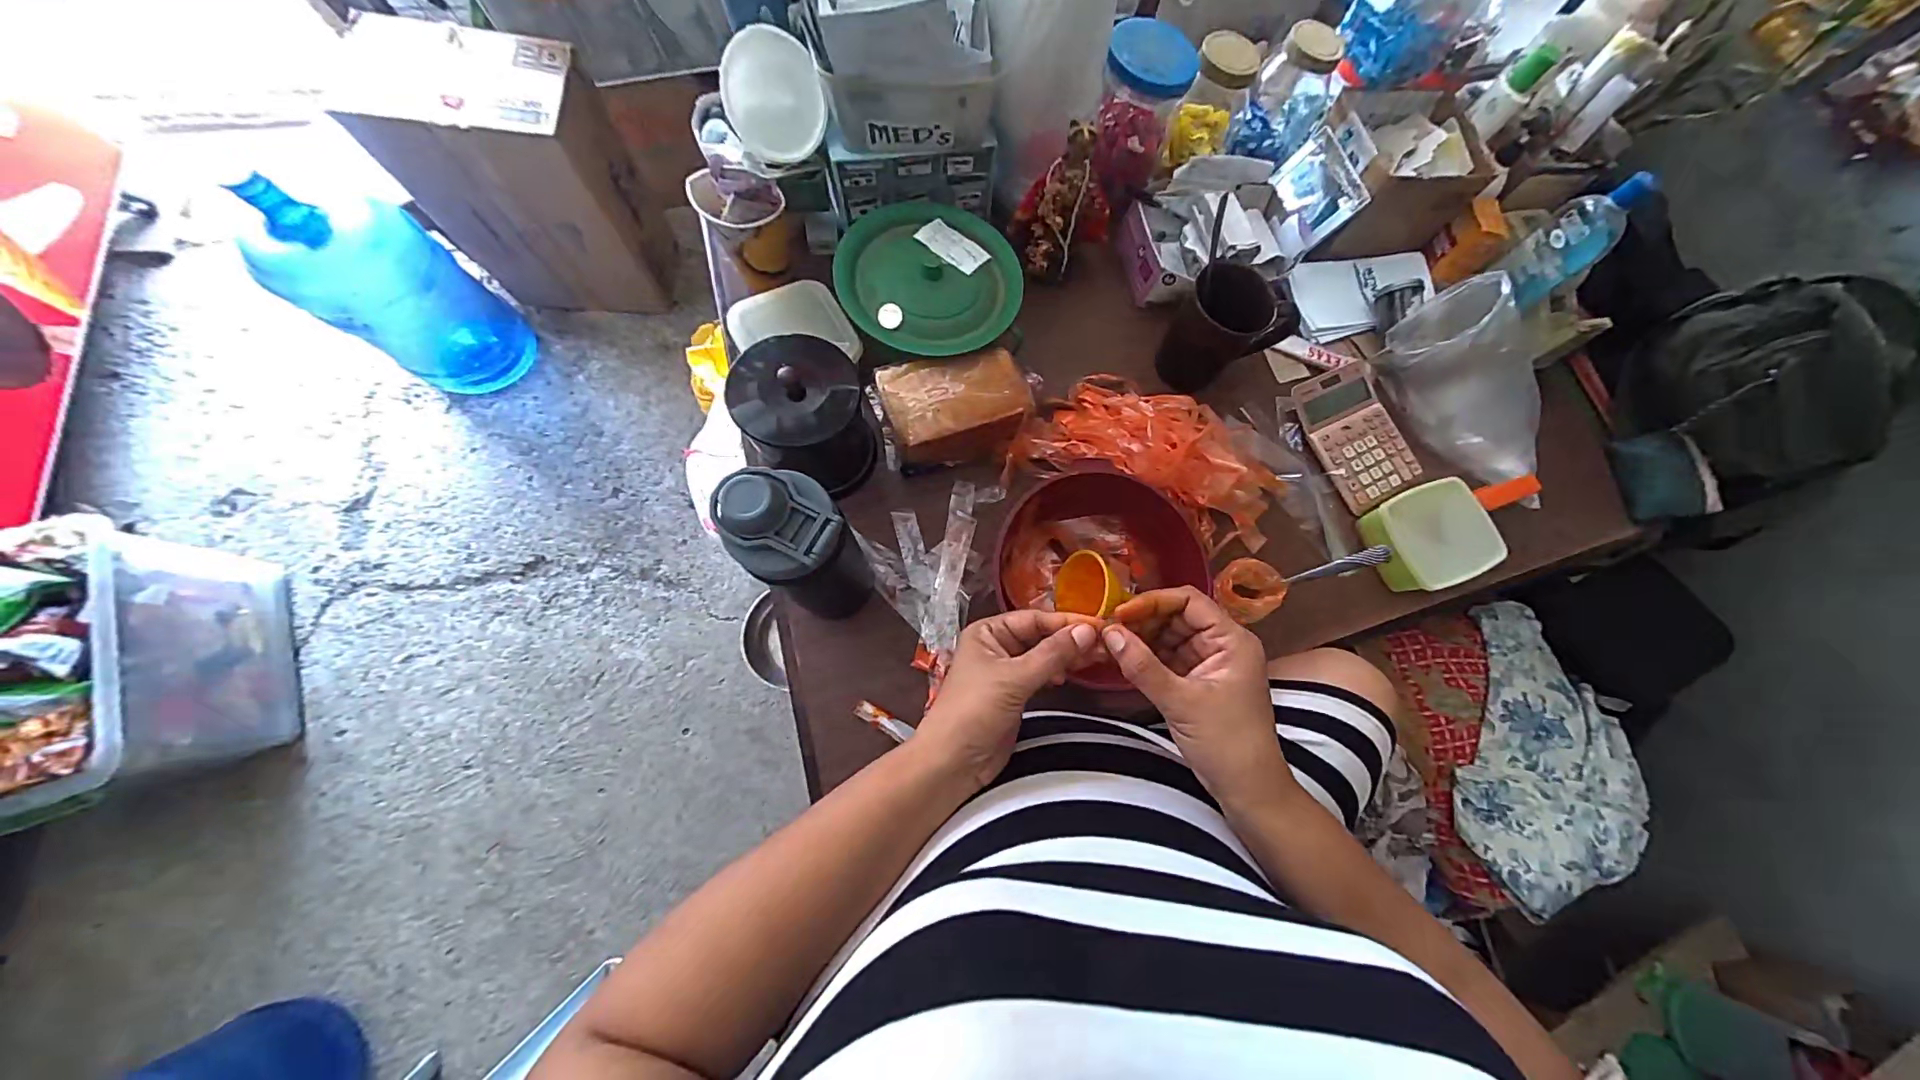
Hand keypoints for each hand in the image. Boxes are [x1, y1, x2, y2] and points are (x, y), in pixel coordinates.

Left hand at [915, 611, 1102, 791]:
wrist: (953, 761)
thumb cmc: (974, 711)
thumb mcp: (1015, 678)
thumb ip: (1052, 654)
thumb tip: (1087, 630)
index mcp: (987, 632)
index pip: (1033, 618)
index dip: (1066, 622)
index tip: (1099, 625)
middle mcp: (995, 646)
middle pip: (1039, 635)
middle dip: (1070, 639)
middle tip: (1105, 643)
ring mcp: (1004, 671)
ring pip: (1042, 656)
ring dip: (1067, 656)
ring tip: (1097, 657)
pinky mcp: (1013, 694)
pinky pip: (1041, 675)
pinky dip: (1058, 673)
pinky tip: (1073, 674)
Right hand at [1103, 587, 1293, 804]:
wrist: (1249, 789)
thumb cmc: (1226, 743)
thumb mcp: (1180, 702)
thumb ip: (1142, 665)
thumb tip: (1109, 633)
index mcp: (1232, 640)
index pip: (1189, 601)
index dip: (1153, 602)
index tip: (1120, 613)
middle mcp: (1223, 644)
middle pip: (1178, 616)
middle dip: (1143, 620)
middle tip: (1108, 628)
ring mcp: (1210, 663)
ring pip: (1170, 636)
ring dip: (1142, 638)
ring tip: (1110, 642)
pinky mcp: (1198, 681)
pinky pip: (1168, 657)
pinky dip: (1147, 657)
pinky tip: (1123, 658)